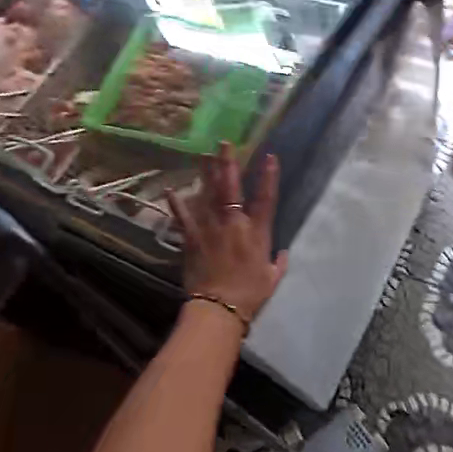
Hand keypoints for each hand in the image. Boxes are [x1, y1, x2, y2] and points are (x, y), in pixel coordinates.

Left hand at [172, 144, 287, 321]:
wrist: (220, 307)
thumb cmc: (249, 295)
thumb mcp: (271, 279)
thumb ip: (277, 263)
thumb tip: (282, 254)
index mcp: (257, 232)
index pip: (266, 198)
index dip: (268, 176)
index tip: (269, 157)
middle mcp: (234, 224)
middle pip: (231, 187)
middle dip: (228, 164)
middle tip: (224, 144)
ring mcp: (210, 228)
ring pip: (207, 194)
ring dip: (206, 174)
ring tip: (204, 155)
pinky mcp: (191, 238)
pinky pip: (182, 216)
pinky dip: (176, 203)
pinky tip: (170, 190)